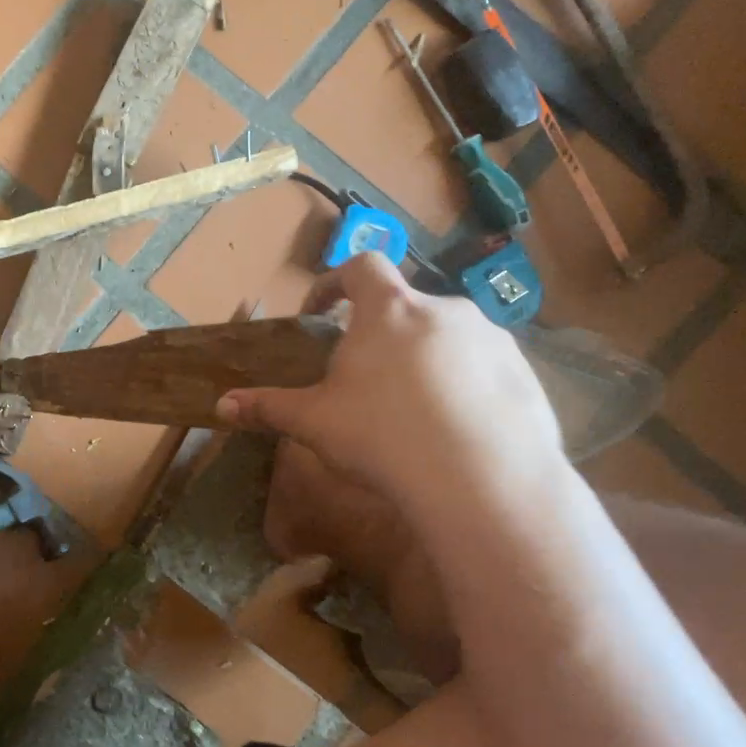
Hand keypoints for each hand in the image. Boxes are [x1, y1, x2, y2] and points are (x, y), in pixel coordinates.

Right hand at [219, 252, 564, 510]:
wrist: (480, 479)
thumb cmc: (381, 436)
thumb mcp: (312, 422)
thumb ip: (268, 407)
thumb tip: (222, 405)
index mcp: (390, 312)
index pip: (362, 267)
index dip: (335, 283)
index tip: (319, 312)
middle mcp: (445, 311)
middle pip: (403, 307)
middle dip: (377, 334)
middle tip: (358, 378)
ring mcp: (491, 339)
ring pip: (444, 337)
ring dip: (419, 359)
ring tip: (403, 408)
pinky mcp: (523, 373)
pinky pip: (479, 367)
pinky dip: (458, 384)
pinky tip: (445, 428)